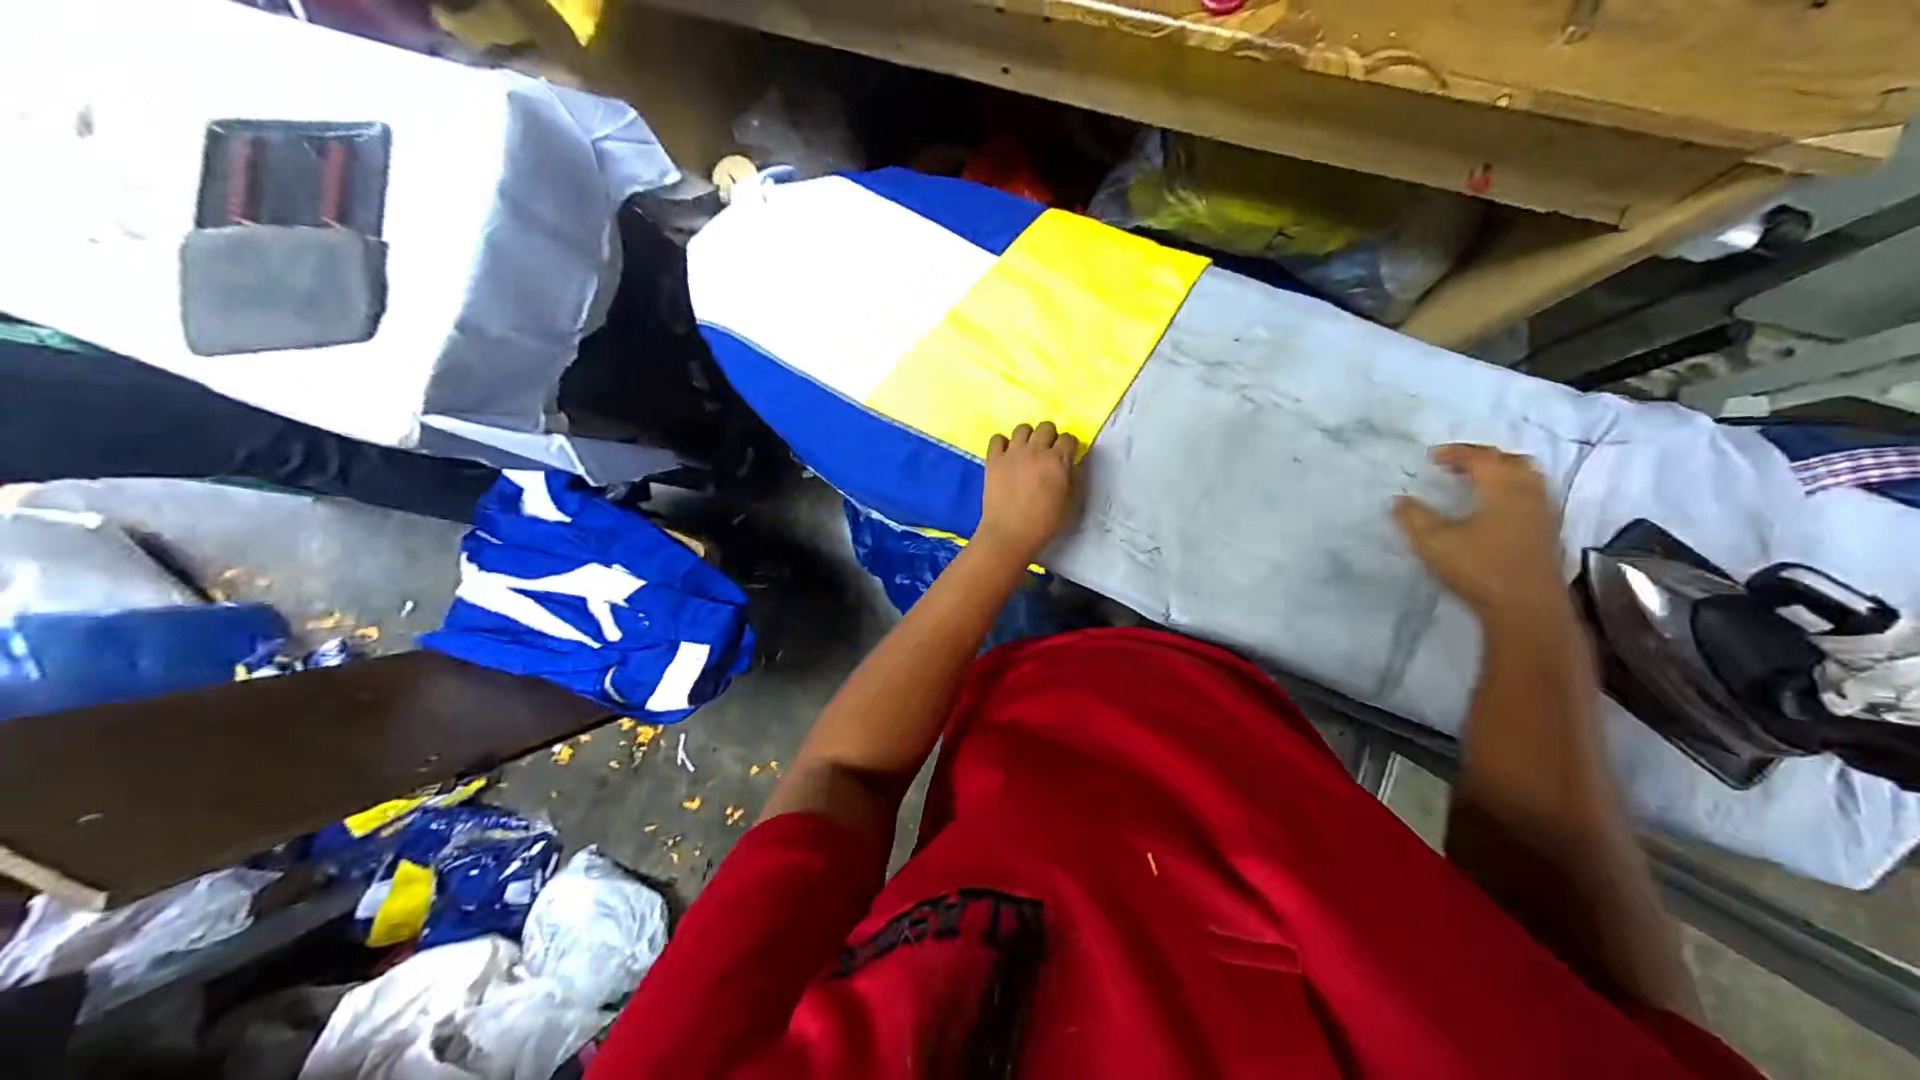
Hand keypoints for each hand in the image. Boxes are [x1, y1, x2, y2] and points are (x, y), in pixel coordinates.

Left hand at [977, 421, 1078, 560]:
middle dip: (1050, 437)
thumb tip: (1074, 465)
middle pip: (1046, 427)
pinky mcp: (994, 459)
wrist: (1009, 533)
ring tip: (1026, 452)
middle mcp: (1036, 450)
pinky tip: (1006, 455)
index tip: (1066, 456)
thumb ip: (1075, 480)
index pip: (1068, 438)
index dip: (1069, 446)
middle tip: (1047, 453)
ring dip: (1028, 437)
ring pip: (1022, 428)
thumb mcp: (1071, 504)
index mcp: (1058, 460)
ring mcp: (1012, 453)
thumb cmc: (1044, 523)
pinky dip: (1003, 443)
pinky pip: (997, 438)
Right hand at [1392, 444, 1569, 625]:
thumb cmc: (1478, 567)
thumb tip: (1399, 500)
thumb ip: (1413, 517)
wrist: (1526, 607)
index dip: (1455, 452)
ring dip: (1501, 473)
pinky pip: (1533, 496)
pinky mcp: (1548, 532)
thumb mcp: (1433, 541)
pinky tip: (1495, 509)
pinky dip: (1512, 490)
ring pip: (1527, 478)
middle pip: (1510, 461)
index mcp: (1502, 487)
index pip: (1480, 457)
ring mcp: (1544, 512)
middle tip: (1456, 465)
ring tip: (1476, 484)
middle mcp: (1529, 492)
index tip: (1431, 456)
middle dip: (1482, 458)